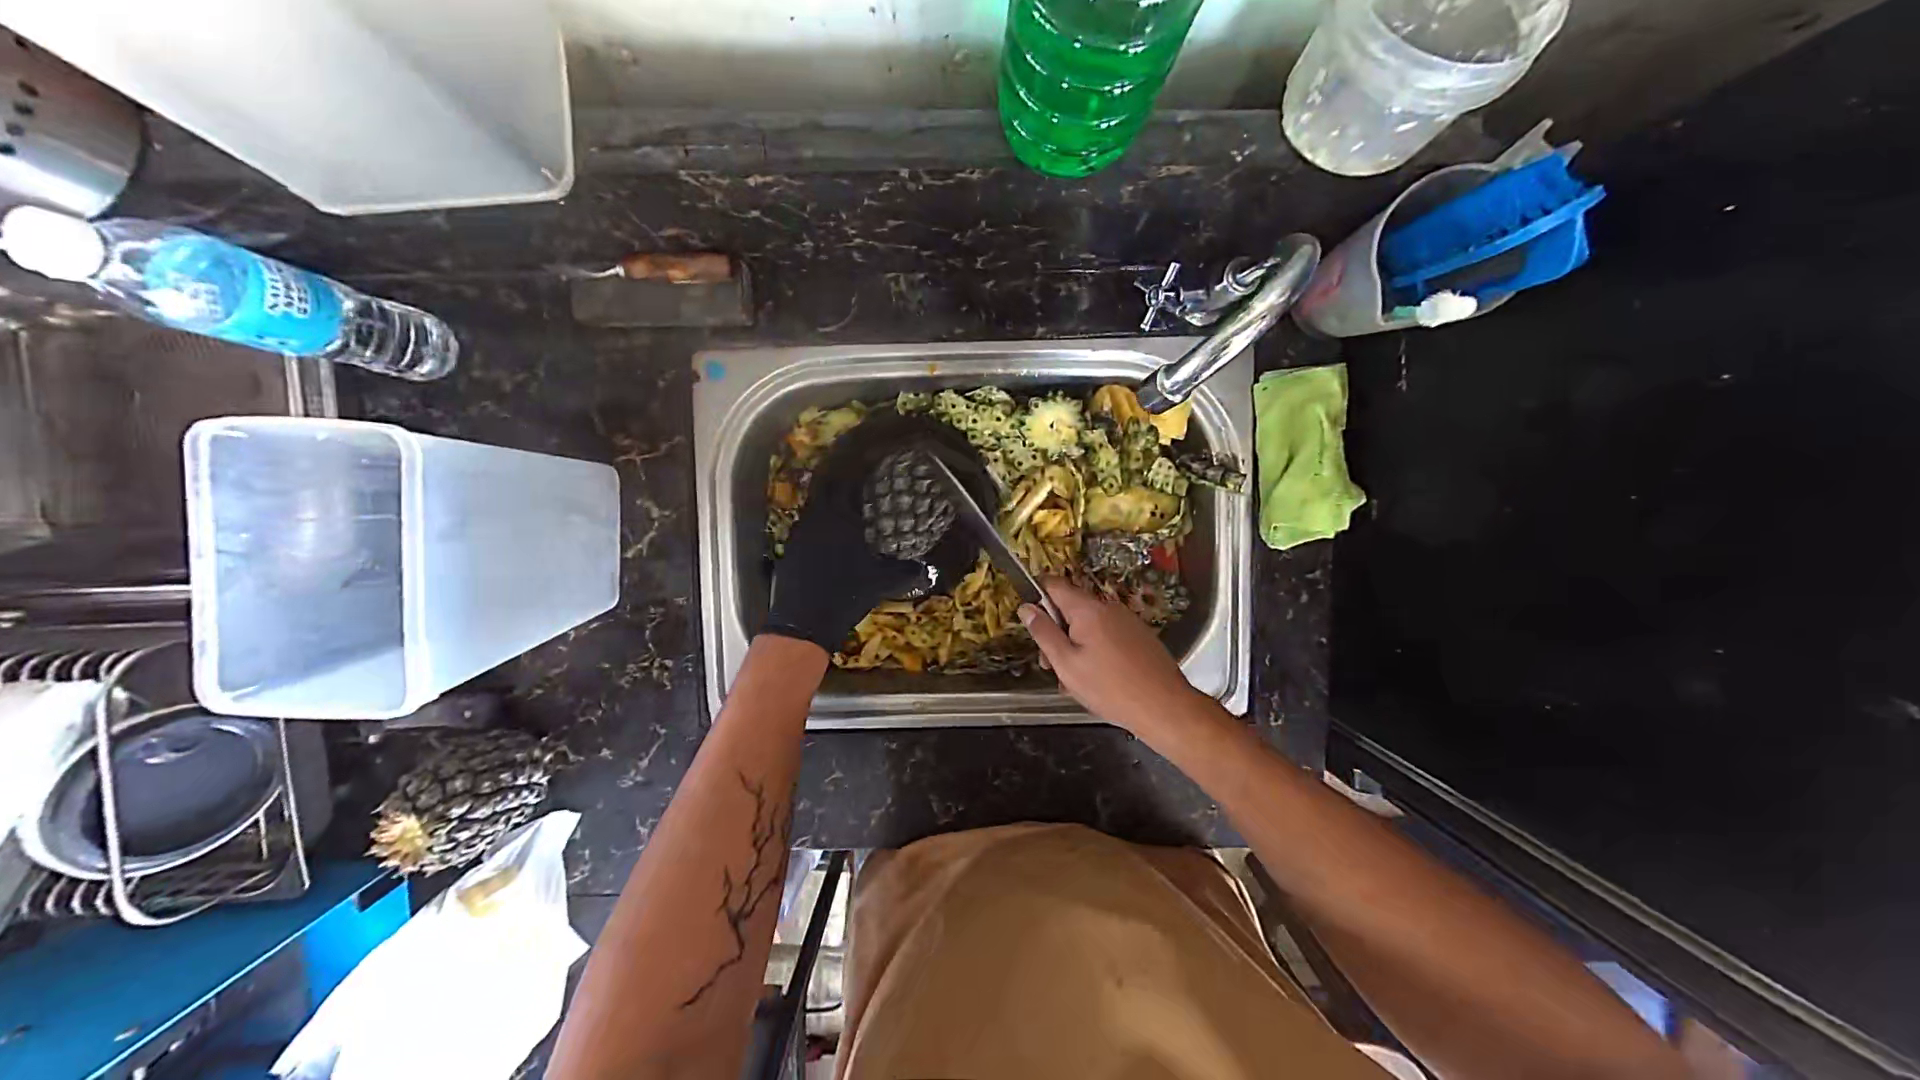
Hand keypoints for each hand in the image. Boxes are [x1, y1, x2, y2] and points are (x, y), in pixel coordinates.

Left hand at [762, 441, 927, 653]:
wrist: (803, 622)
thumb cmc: (846, 596)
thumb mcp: (882, 582)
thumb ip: (906, 571)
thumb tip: (927, 569)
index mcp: (841, 516)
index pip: (850, 476)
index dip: (862, 459)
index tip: (874, 450)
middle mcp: (818, 515)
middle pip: (829, 479)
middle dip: (844, 468)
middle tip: (860, 463)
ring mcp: (802, 529)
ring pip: (818, 498)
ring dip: (833, 490)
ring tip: (851, 490)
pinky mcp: (794, 544)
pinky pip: (811, 517)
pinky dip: (824, 512)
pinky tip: (835, 524)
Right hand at [1020, 577, 1207, 737]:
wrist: (1164, 707)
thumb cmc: (1110, 688)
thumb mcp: (1066, 664)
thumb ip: (1044, 633)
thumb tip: (1026, 608)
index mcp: (1088, 610)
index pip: (1054, 584)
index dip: (1036, 595)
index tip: (1030, 618)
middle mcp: (1109, 608)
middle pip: (1071, 608)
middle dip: (1056, 632)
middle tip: (1051, 665)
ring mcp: (1128, 621)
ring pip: (1089, 626)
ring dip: (1075, 645)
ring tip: (1075, 680)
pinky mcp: (1140, 637)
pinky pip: (1108, 636)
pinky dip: (1096, 651)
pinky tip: (1097, 679)